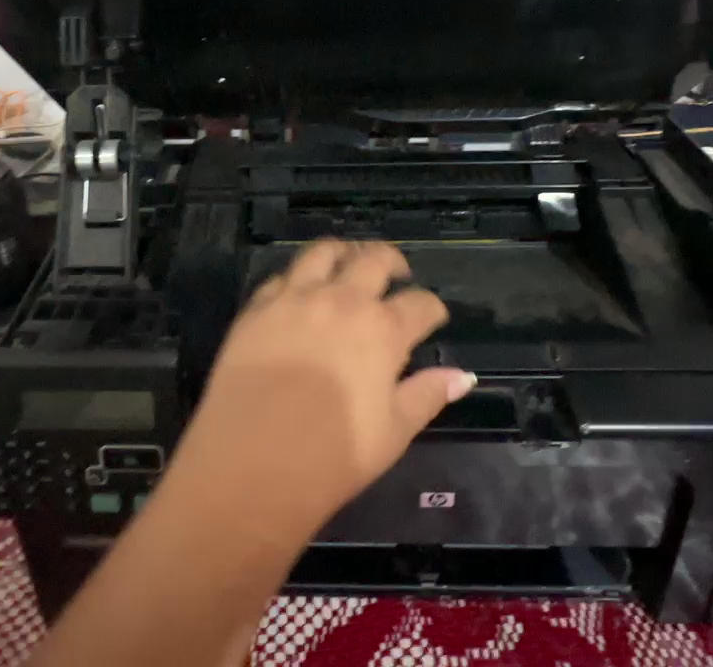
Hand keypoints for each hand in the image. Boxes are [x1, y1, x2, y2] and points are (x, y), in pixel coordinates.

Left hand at [163, 240, 477, 538]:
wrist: (250, 461)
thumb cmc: (331, 457)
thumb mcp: (393, 433)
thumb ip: (427, 395)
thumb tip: (463, 376)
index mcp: (382, 329)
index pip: (420, 304)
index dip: (432, 309)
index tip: (433, 317)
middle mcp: (342, 300)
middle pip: (374, 259)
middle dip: (393, 263)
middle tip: (397, 274)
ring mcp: (295, 298)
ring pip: (324, 252)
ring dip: (344, 253)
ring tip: (348, 265)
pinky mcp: (257, 307)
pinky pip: (283, 275)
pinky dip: (299, 277)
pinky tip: (301, 291)